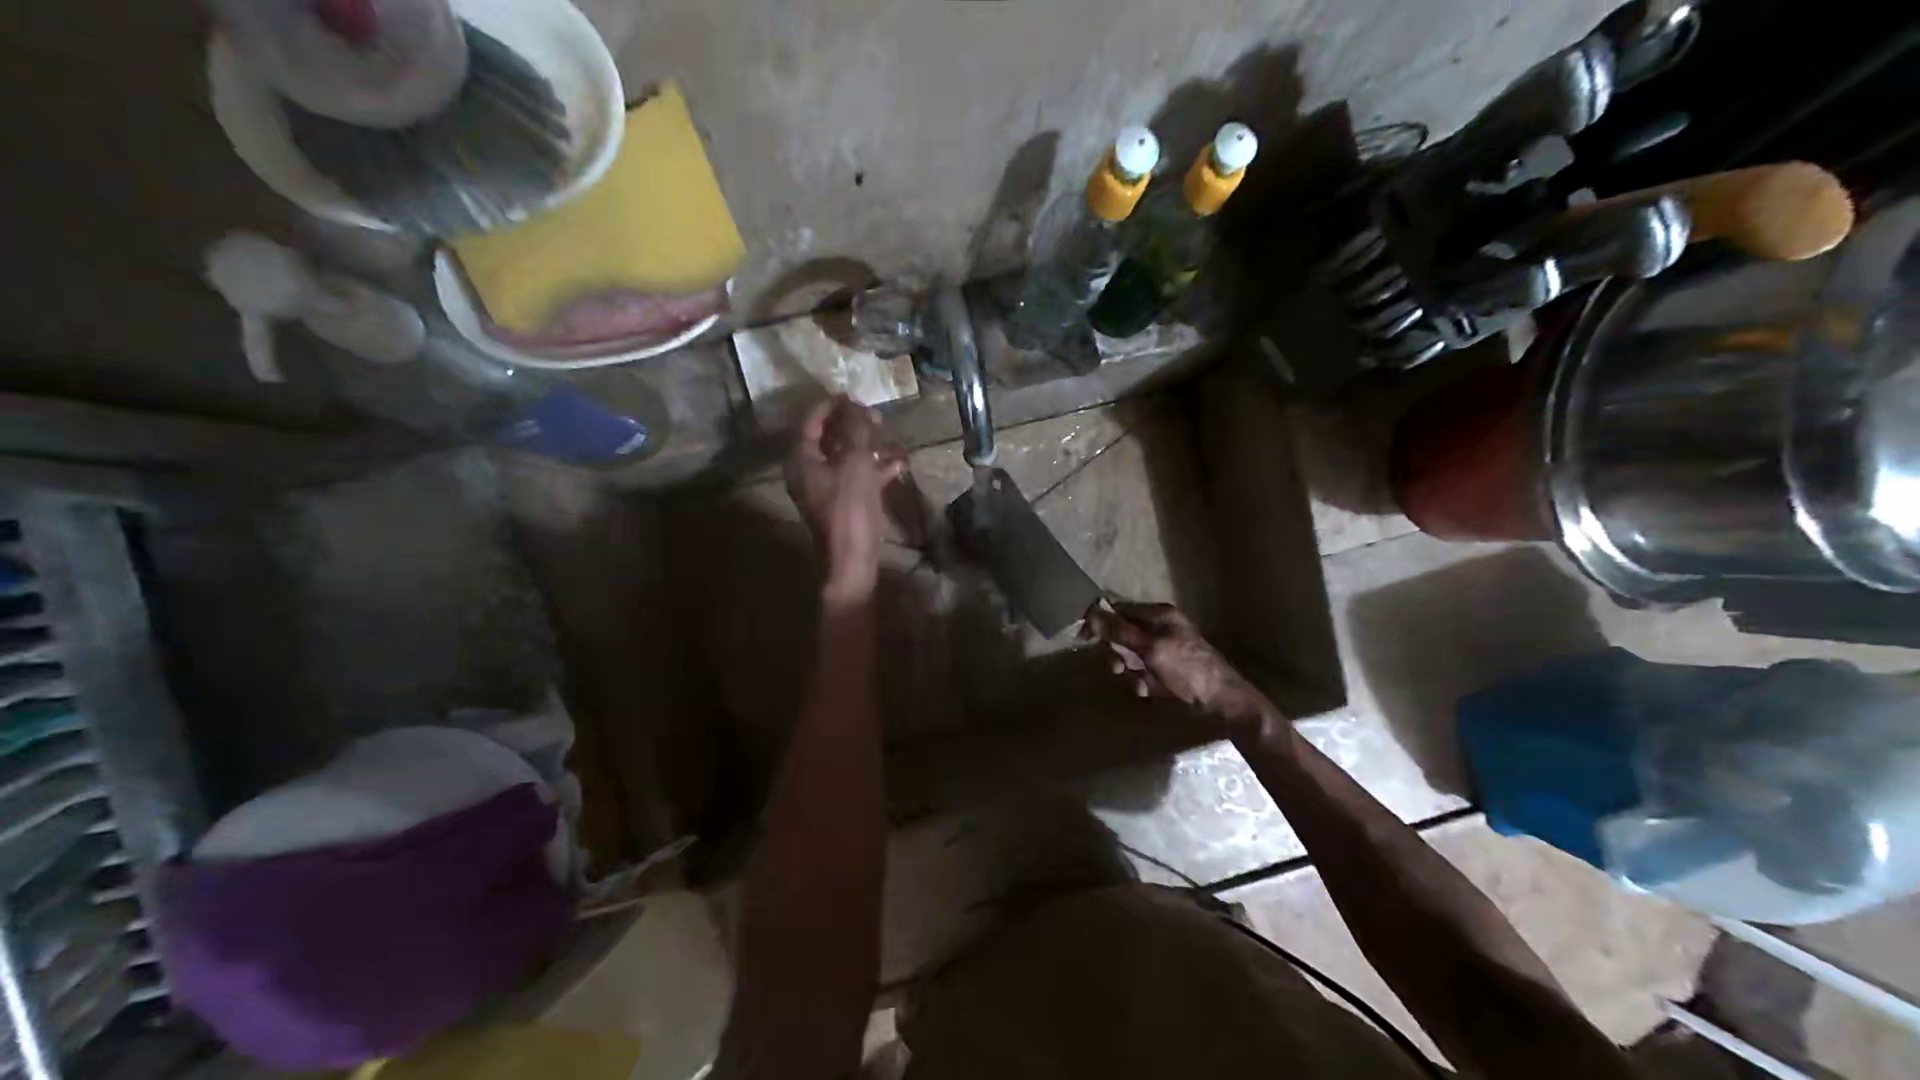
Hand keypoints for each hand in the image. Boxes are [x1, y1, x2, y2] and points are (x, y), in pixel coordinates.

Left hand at [786, 396, 906, 605]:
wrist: (853, 560)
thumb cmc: (850, 509)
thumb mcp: (856, 463)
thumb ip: (857, 430)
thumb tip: (857, 405)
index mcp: (802, 460)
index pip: (811, 421)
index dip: (832, 405)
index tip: (854, 394)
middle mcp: (809, 471)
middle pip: (829, 437)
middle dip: (853, 424)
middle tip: (875, 415)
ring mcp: (826, 489)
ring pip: (845, 457)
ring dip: (867, 445)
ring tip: (889, 434)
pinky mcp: (844, 503)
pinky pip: (857, 477)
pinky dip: (874, 468)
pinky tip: (899, 463)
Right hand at [1085, 603, 1267, 728]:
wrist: (1222, 702)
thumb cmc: (1188, 669)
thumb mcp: (1152, 648)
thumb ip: (1120, 631)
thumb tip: (1091, 613)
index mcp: (1158, 615)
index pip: (1118, 610)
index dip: (1100, 623)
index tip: (1085, 638)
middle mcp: (1158, 629)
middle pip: (1120, 636)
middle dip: (1117, 655)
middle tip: (1120, 668)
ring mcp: (1161, 652)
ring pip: (1127, 659)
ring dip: (1130, 673)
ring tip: (1142, 684)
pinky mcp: (1163, 672)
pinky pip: (1139, 674)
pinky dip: (1142, 684)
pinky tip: (1151, 692)